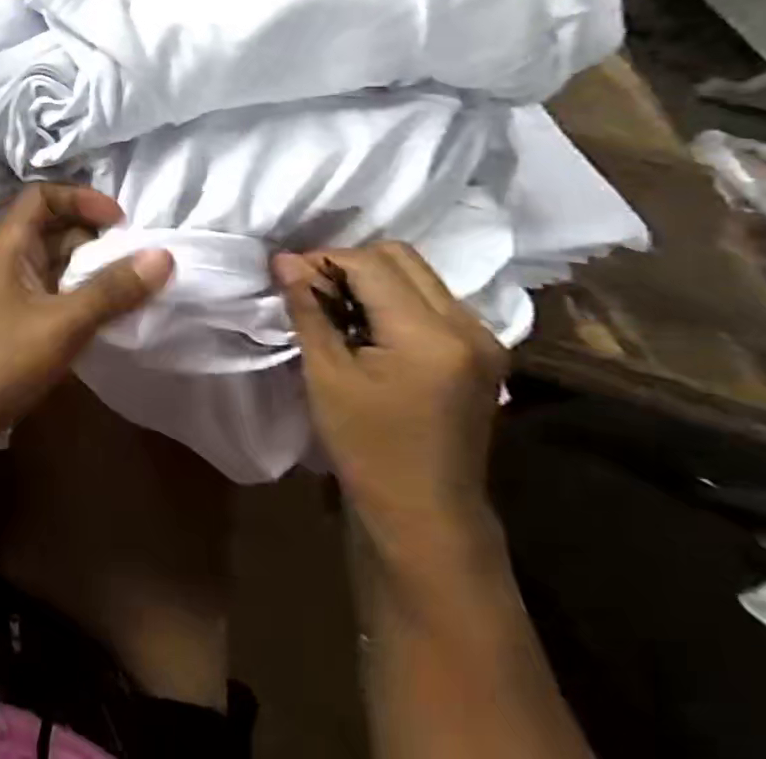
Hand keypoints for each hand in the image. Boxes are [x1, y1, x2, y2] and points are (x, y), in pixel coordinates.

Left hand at [0, 184, 172, 441]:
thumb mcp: (62, 324)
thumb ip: (111, 290)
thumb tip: (164, 255)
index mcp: (6, 245)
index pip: (41, 196)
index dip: (81, 198)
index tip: (120, 222)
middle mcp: (6, 259)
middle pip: (55, 227)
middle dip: (97, 237)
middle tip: (140, 260)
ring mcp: (10, 289)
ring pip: (58, 262)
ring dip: (94, 270)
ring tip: (137, 287)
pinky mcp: (17, 318)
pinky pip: (55, 291)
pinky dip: (82, 295)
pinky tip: (113, 314)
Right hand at [273, 243, 508, 550]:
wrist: (423, 507)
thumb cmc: (365, 444)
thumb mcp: (326, 374)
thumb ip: (309, 310)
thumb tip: (283, 261)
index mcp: (431, 334)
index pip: (372, 264)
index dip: (322, 260)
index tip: (285, 277)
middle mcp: (469, 325)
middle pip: (402, 258)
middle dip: (347, 263)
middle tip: (308, 290)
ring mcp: (482, 338)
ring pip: (419, 276)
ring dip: (370, 280)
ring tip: (333, 310)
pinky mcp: (480, 352)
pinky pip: (431, 301)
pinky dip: (392, 300)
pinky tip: (365, 328)